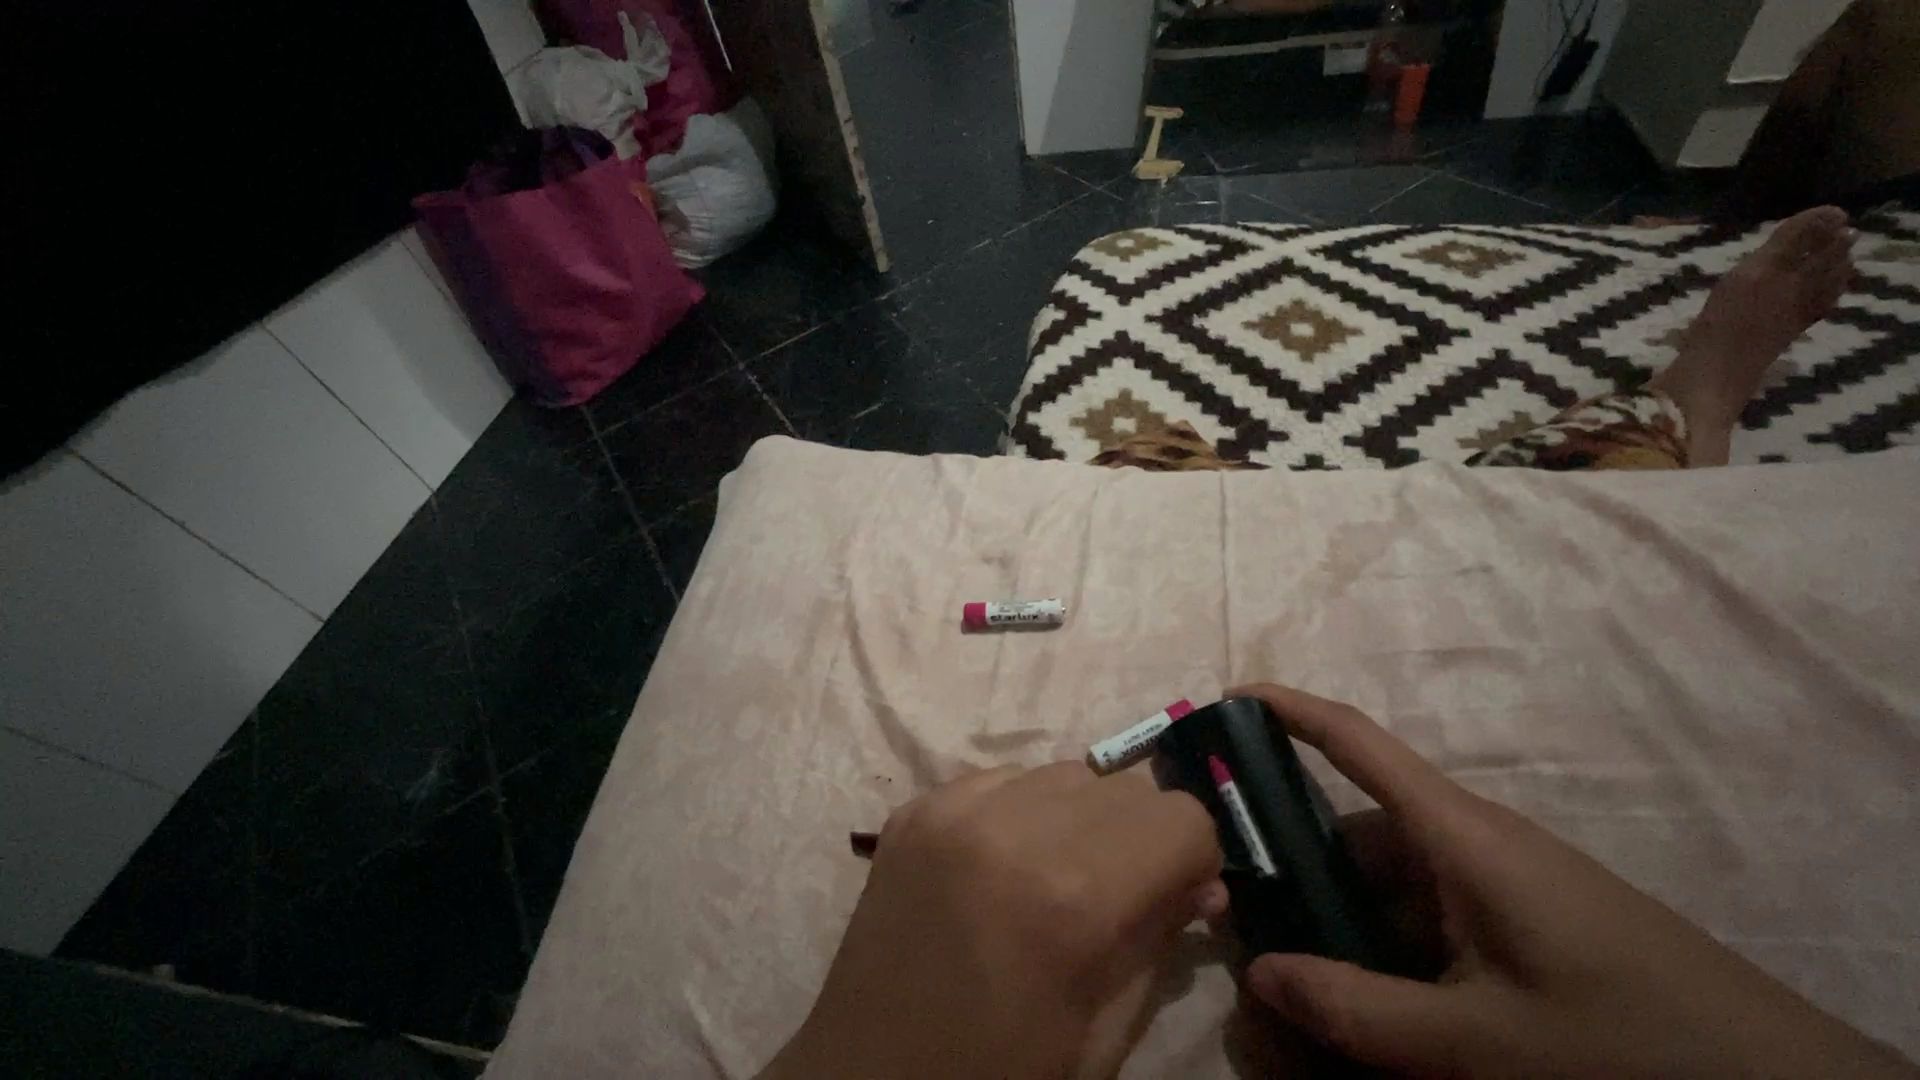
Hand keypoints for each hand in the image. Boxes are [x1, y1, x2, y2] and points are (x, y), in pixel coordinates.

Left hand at [760, 761, 1222, 1079]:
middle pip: (1125, 786)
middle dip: (1141, 836)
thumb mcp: (1101, 1036)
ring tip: (1056, 875)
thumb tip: (1201, 881)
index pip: (1181, 817)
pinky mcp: (914, 808)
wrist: (869, 1079)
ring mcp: (952, 809)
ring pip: (1064, 771)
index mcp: (1071, 896)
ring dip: (1081, 817)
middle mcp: (1012, 828)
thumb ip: (1158, 941)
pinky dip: (1021, 811)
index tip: (1180, 896)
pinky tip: (1002, 865)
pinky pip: (1001, 779)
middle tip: (1120, 891)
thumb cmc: (998, 1075)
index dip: (1194, 859)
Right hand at [1229, 683, 1918, 1078]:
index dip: (1288, 709)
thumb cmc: (1627, 1042)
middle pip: (1359, 832)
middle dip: (1297, 866)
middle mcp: (1474, 843)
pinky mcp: (1525, 922)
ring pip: (1392, 884)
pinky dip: (1389, 949)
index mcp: (1460, 835)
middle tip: (1244, 915)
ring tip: (1304, 977)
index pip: (1356, 742)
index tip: (1225, 700)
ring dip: (1344, 920)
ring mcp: (1503, 883)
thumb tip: (1256, 972)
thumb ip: (1356, 1009)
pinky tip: (1376, 1003)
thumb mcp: (1478, 1044)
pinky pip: (1431, 918)